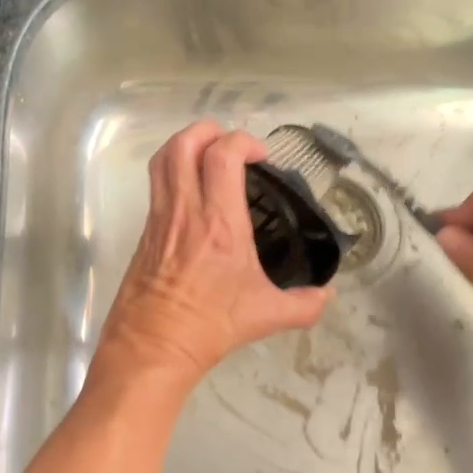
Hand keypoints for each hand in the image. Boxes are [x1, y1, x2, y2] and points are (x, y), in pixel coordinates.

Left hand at [92, 122, 333, 391]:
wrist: (153, 342)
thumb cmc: (210, 324)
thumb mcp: (266, 315)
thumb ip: (304, 303)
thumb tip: (325, 294)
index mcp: (220, 222)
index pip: (223, 157)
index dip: (242, 141)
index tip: (260, 155)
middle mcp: (186, 209)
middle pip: (185, 144)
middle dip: (209, 130)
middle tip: (231, 144)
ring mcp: (161, 214)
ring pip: (164, 157)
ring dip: (186, 142)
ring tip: (209, 152)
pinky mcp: (146, 225)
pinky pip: (156, 181)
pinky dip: (173, 167)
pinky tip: (192, 185)